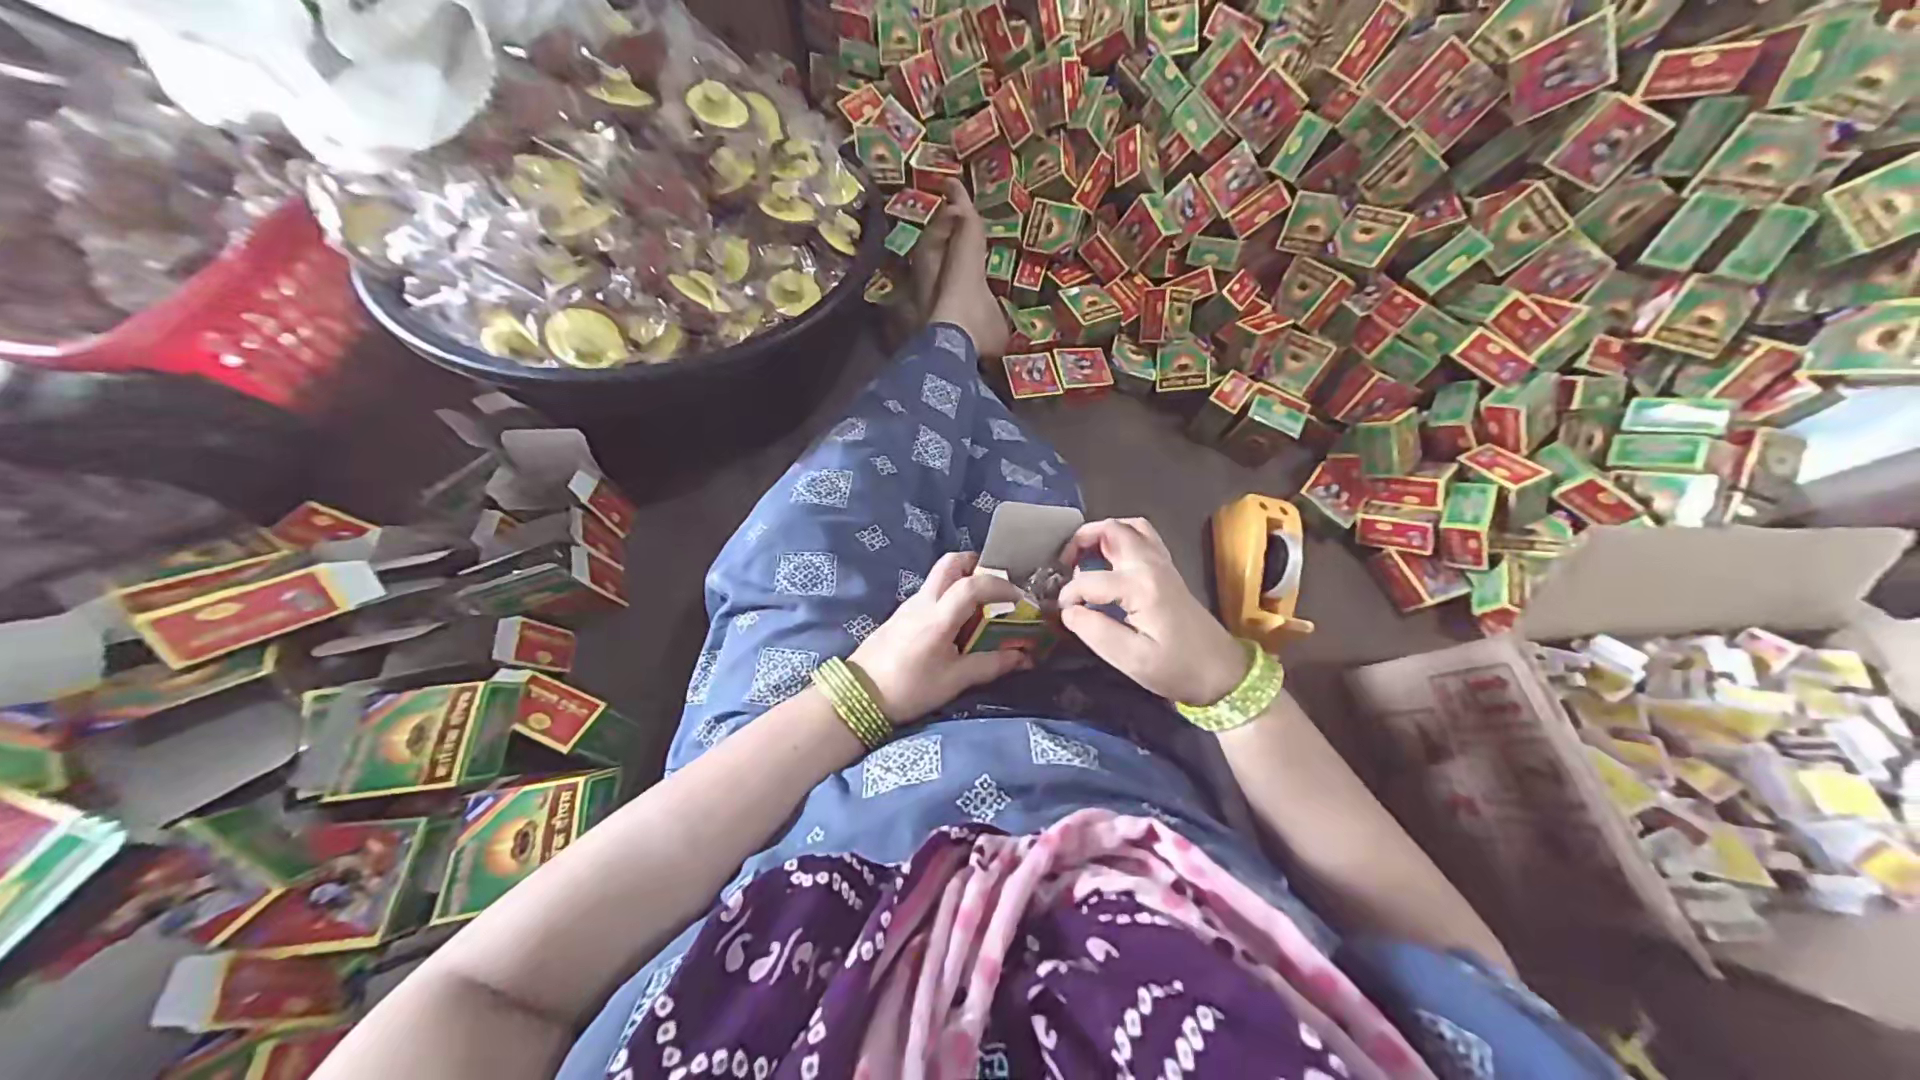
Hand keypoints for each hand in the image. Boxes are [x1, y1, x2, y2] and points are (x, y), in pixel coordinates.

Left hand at [849, 551, 1032, 725]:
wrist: (859, 695)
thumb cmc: (910, 688)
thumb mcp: (955, 680)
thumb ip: (991, 664)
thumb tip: (1023, 658)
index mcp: (938, 616)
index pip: (972, 585)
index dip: (1000, 586)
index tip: (1019, 598)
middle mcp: (923, 601)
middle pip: (951, 562)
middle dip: (978, 565)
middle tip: (996, 586)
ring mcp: (909, 605)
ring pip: (939, 576)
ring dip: (963, 581)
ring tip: (982, 607)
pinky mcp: (901, 614)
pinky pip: (930, 592)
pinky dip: (949, 595)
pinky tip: (957, 623)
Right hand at [1056, 518, 1248, 706]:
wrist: (1222, 672)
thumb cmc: (1177, 669)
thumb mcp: (1132, 660)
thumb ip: (1095, 632)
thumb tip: (1068, 612)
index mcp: (1141, 586)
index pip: (1090, 580)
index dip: (1068, 595)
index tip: (1063, 614)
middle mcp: (1152, 566)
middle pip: (1112, 530)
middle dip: (1081, 541)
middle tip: (1065, 566)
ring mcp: (1163, 565)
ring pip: (1130, 527)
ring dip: (1102, 534)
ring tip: (1084, 558)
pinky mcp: (1168, 571)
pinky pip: (1143, 538)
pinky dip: (1121, 539)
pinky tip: (1109, 561)